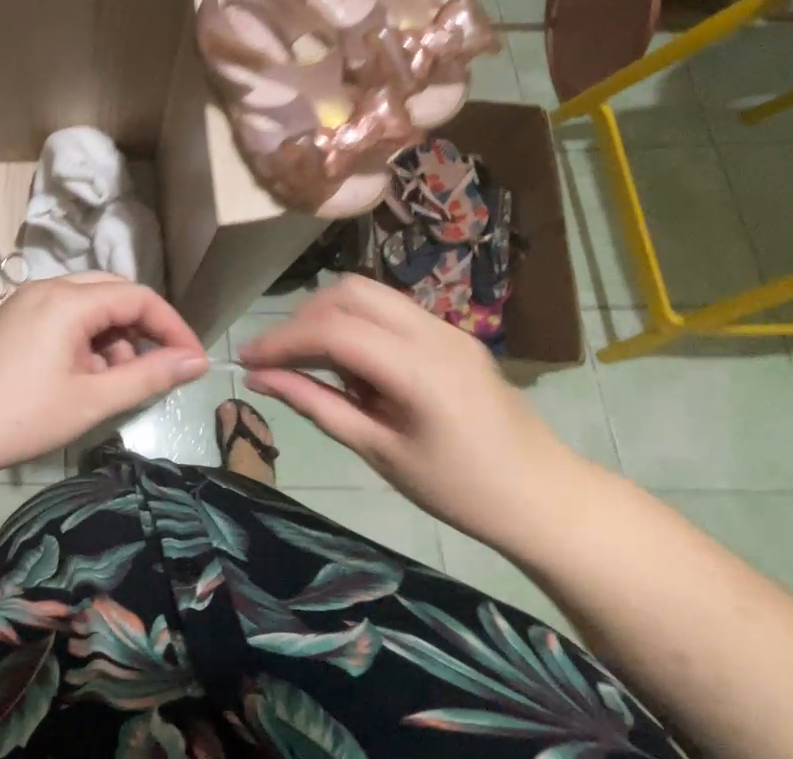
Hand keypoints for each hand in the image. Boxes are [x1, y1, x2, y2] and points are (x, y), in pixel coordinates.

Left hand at [0, 273, 210, 485]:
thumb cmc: (22, 416)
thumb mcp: (93, 399)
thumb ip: (149, 376)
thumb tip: (197, 361)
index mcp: (68, 300)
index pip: (139, 296)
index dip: (172, 327)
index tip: (191, 362)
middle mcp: (45, 289)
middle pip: (112, 293)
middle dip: (141, 329)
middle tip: (156, 370)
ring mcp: (23, 303)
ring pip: (87, 306)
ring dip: (112, 338)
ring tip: (111, 386)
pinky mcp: (10, 321)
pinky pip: (61, 317)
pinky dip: (84, 341)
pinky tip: (81, 380)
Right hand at [236, 275, 596, 551]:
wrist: (548, 499)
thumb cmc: (460, 489)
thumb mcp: (379, 451)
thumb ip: (315, 405)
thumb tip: (258, 379)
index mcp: (418, 369)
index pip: (332, 330)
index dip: (280, 341)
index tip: (244, 361)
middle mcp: (433, 333)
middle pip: (348, 292)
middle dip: (301, 319)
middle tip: (277, 360)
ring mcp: (447, 329)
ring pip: (367, 294)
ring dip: (327, 317)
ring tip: (311, 365)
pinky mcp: (452, 336)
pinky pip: (389, 311)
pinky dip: (355, 325)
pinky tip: (351, 368)